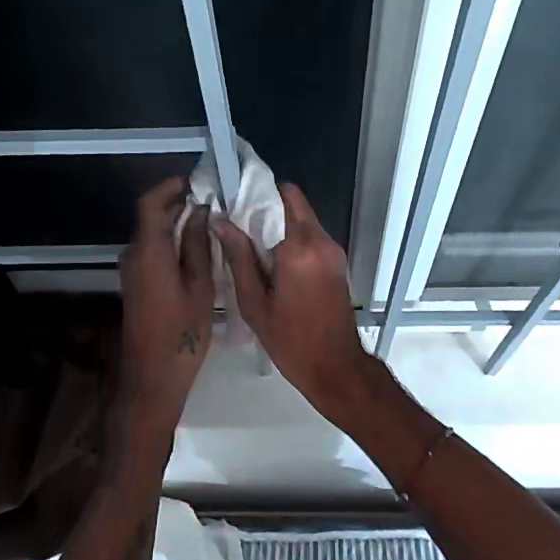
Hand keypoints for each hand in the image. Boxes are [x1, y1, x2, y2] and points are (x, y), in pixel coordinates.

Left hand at [116, 177, 214, 435]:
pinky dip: (171, 241)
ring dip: (176, 223)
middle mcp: (134, 255)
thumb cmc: (181, 332)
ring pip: (152, 234)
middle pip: (150, 217)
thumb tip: (202, 212)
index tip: (196, 182)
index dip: (170, 187)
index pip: (150, 203)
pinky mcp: (137, 284)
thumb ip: (199, 246)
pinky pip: (152, 251)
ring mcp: (132, 270)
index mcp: (149, 251)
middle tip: (213, 202)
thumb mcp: (200, 286)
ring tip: (211, 222)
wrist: (151, 377)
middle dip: (178, 204)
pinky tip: (197, 249)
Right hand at [215, 183, 380, 422]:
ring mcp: (334, 252)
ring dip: (280, 226)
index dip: (259, 193)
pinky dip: (293, 241)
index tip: (235, 202)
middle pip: (295, 205)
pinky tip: (272, 262)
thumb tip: (221, 222)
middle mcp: (322, 241)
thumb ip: (238, 258)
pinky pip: (312, 239)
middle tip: (239, 226)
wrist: (335, 367)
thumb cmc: (290, 340)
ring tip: (251, 246)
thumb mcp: (254, 302)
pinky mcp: (338, 263)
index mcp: (300, 247)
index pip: (285, 195)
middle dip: (268, 208)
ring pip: (304, 221)